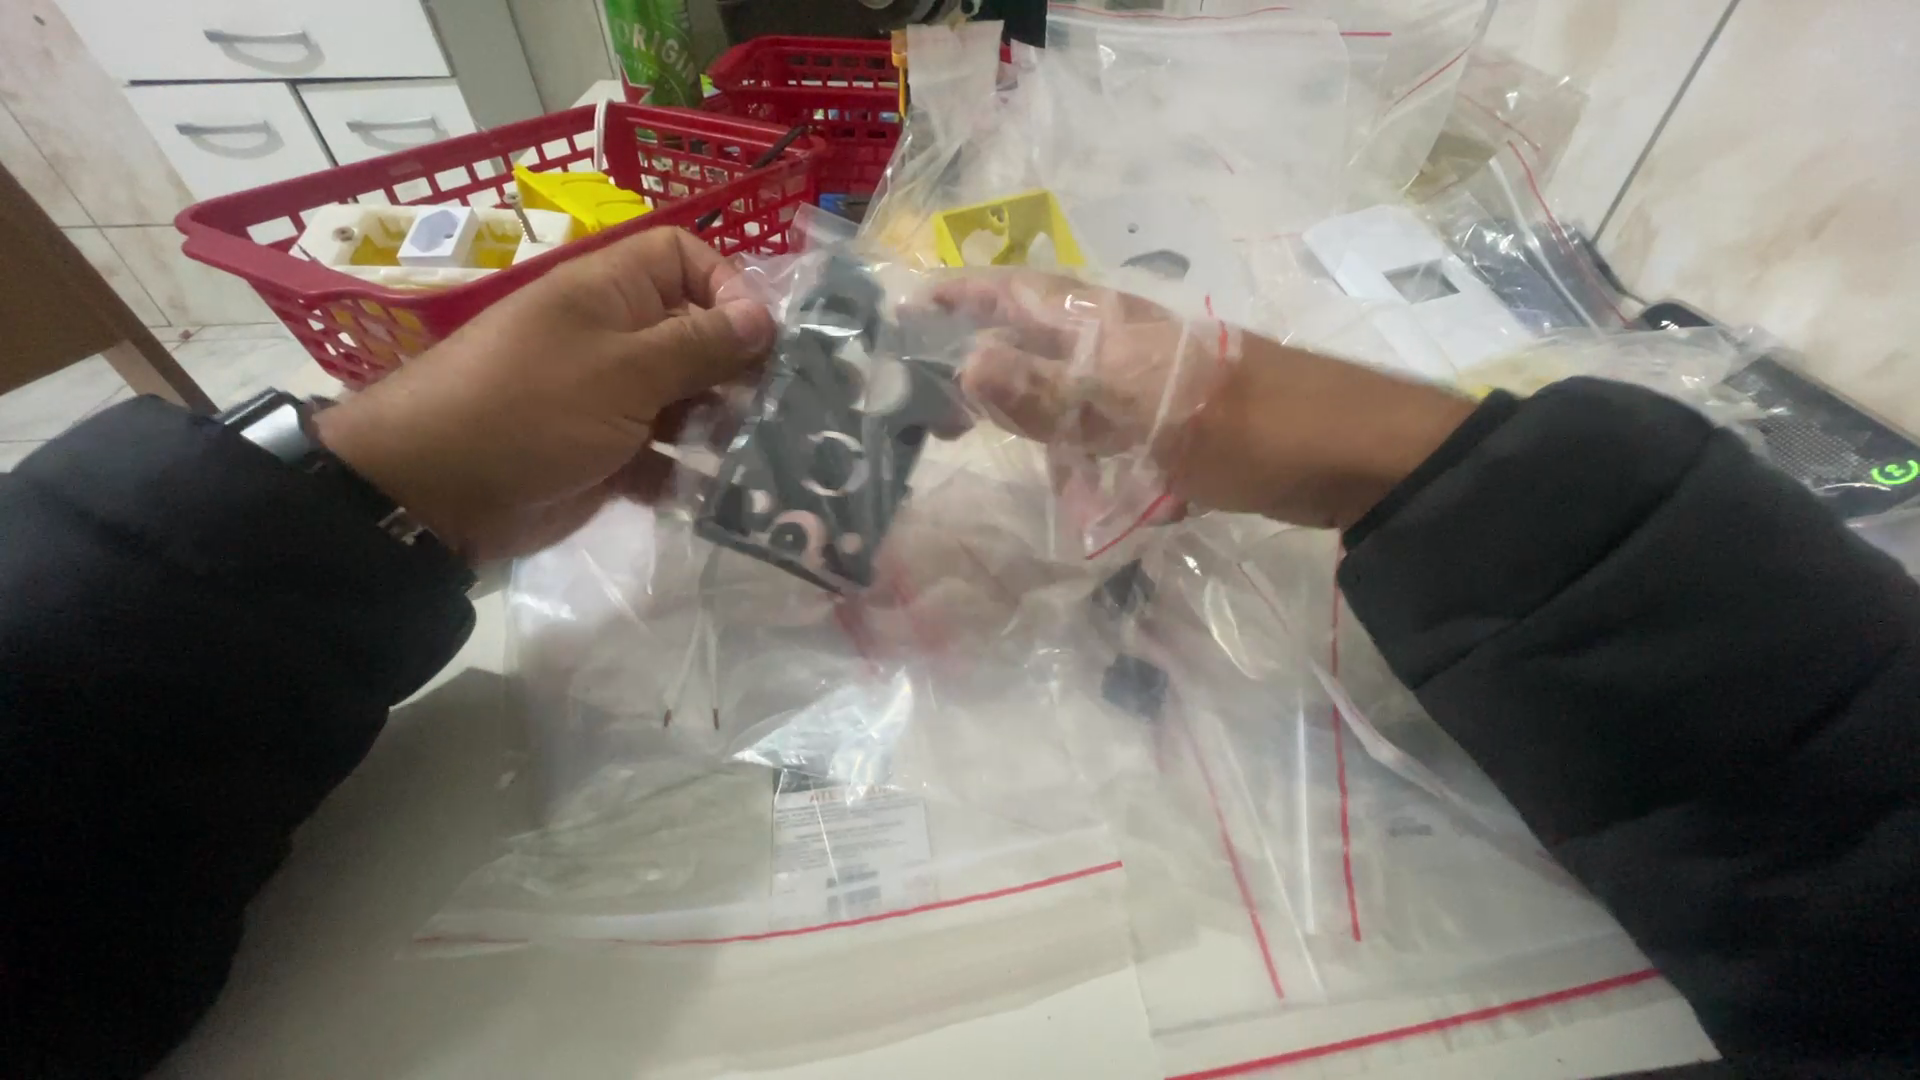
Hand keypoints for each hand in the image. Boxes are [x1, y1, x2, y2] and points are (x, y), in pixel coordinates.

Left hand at [315, 228, 775, 560]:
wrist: (439, 494)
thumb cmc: (532, 410)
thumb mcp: (624, 370)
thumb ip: (698, 344)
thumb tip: (763, 318)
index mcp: (611, 294)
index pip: (683, 257)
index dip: (726, 285)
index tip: (759, 339)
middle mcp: (616, 338)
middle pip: (697, 334)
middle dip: (735, 369)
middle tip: (769, 407)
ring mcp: (613, 397)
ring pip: (689, 399)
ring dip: (718, 426)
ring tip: (743, 453)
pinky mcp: (612, 451)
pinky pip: (666, 453)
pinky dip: (685, 471)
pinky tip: (703, 490)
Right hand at [932, 271, 1476, 529]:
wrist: (1354, 461)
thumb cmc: (1247, 428)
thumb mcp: (1141, 411)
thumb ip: (1053, 391)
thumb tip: (966, 363)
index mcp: (1105, 326)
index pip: (1010, 294)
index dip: (955, 298)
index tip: (900, 319)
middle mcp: (1120, 345)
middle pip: (1030, 348)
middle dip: (984, 380)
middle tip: (940, 423)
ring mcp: (1148, 386)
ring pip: (1070, 405)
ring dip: (1048, 443)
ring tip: (1042, 490)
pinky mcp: (1173, 425)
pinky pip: (1113, 445)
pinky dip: (1102, 473)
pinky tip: (1110, 507)